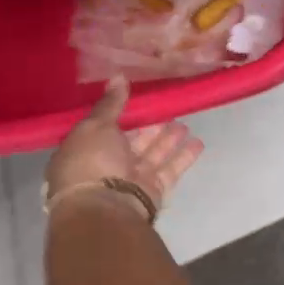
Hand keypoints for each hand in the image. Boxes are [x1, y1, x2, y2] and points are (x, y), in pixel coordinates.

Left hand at [47, 76, 204, 214]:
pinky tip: (199, 142)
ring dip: (169, 138)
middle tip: (170, 106)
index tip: (141, 97)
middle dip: (150, 125)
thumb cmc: (92, 163)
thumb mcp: (95, 127)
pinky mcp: (153, 189)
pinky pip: (171, 168)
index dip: (121, 115)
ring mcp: (130, 179)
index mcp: (84, 153)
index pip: (104, 130)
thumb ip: (110, 104)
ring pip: (153, 153)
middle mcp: (105, 167)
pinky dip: (184, 155)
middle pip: (132, 142)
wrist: (106, 207)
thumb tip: (117, 77)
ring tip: (186, 122)